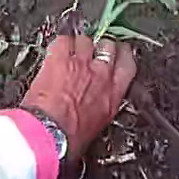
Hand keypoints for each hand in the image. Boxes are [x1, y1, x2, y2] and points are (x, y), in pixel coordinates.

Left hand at [19, 34, 135, 164]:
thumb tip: (96, 104)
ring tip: (70, 53)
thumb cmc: (70, 138)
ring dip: (79, 45)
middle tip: (90, 54)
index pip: (128, 63)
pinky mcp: (59, 58)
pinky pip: (63, 40)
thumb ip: (102, 104)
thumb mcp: (98, 124)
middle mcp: (101, 74)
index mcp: (114, 93)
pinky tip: (56, 51)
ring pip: (86, 40)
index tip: (117, 53)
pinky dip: (60, 44)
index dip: (122, 54)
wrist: (50, 134)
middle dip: (100, 48)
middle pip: (108, 46)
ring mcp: (80, 63)